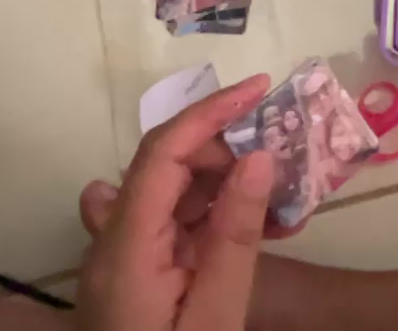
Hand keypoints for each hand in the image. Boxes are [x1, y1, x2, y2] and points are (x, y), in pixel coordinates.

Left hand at [76, 75, 292, 330]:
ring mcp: (122, 258)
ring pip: (176, 190)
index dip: (211, 111)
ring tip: (282, 200)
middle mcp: (112, 242)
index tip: (261, 89)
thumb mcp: (216, 319)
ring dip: (230, 182)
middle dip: (229, 149)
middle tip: (285, 159)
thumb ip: (235, 235)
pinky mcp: (137, 272)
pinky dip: (220, 213)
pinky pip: (179, 221)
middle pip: (169, 166)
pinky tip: (259, 226)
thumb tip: (259, 154)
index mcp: (125, 250)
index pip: (163, 153)